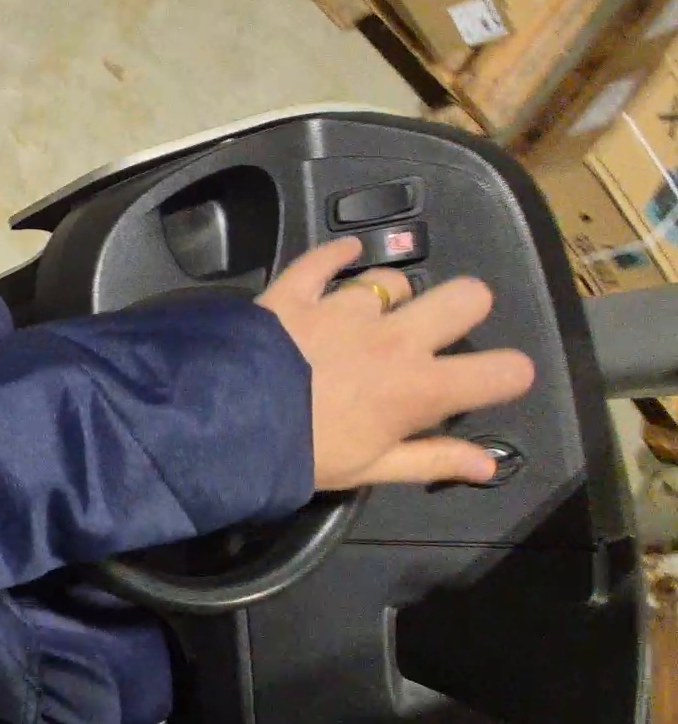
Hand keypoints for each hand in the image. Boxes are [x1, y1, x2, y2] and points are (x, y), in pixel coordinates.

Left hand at [256, 238, 535, 490]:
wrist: (217, 428)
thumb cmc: (292, 456)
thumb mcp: (363, 469)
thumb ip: (429, 461)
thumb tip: (489, 464)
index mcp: (419, 388)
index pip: (506, 369)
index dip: (502, 376)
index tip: (479, 383)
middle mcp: (392, 340)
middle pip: (467, 297)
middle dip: (457, 313)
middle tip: (425, 335)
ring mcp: (341, 312)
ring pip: (390, 281)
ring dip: (384, 297)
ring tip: (361, 319)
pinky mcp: (291, 297)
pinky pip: (319, 261)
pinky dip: (333, 255)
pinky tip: (343, 254)